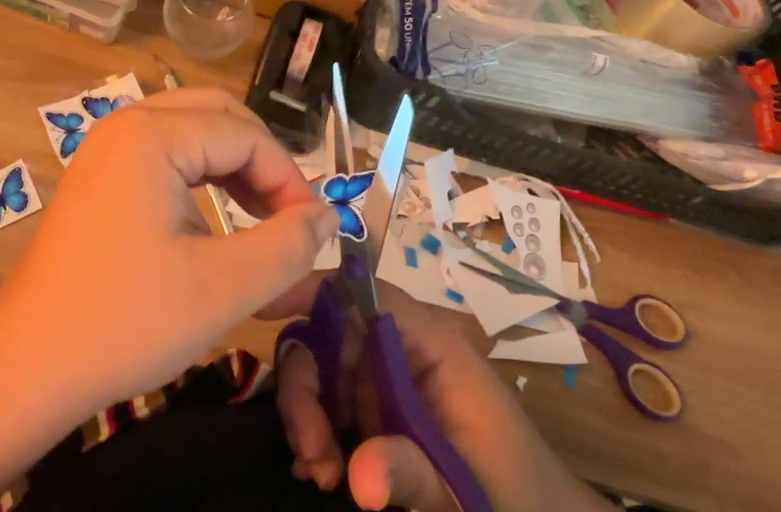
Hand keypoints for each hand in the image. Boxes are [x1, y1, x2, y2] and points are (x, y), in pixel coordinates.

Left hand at [0, 87, 339, 410]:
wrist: (29, 365)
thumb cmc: (127, 322)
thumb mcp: (224, 287)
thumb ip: (288, 245)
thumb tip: (327, 216)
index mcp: (151, 136)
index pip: (245, 137)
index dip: (290, 180)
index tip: (316, 233)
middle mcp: (125, 126)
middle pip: (218, 117)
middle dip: (263, 163)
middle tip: (291, 216)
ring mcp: (105, 150)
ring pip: (191, 133)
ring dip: (234, 167)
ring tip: (264, 219)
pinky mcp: (97, 178)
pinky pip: (163, 156)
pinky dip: (200, 179)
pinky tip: (218, 220)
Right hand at [277, 284, 605, 511]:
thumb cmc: (517, 498)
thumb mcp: (465, 493)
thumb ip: (413, 475)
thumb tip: (356, 476)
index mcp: (431, 347)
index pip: (364, 294)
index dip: (312, 289)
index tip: (263, 308)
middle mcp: (403, 354)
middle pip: (330, 336)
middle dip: (305, 388)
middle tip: (311, 454)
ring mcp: (389, 383)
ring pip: (323, 373)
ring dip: (308, 419)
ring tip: (321, 475)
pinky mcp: (381, 415)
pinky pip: (331, 407)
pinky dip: (316, 435)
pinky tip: (319, 473)